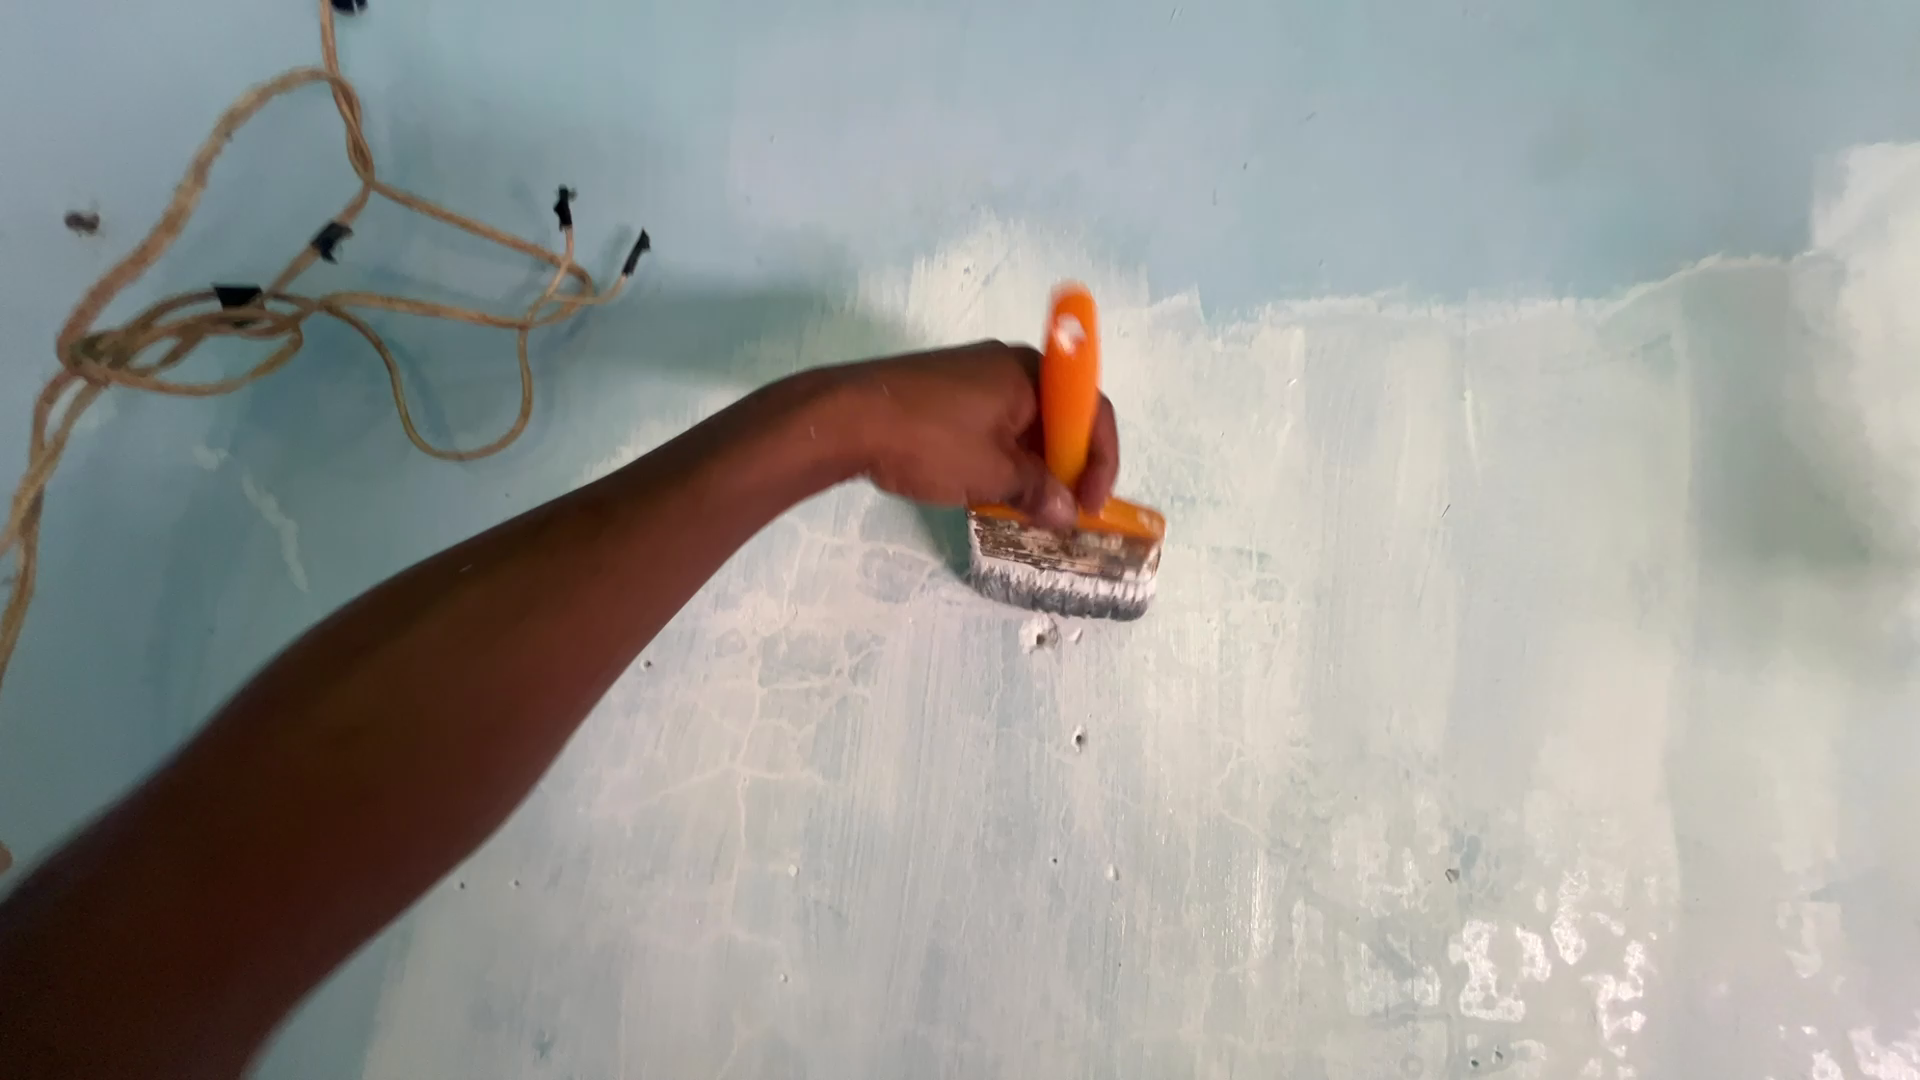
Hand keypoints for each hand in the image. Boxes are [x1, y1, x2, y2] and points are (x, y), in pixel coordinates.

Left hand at [831, 341, 1119, 530]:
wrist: (844, 418)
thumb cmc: (931, 441)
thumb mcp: (993, 474)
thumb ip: (1038, 491)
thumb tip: (1066, 512)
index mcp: (1031, 372)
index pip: (1091, 411)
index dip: (1101, 462)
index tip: (1090, 506)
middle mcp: (1007, 365)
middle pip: (1057, 417)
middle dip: (1064, 466)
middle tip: (1057, 509)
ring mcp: (972, 375)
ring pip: (1021, 424)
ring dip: (1030, 465)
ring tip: (1020, 505)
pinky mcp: (943, 391)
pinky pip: (990, 424)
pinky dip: (998, 456)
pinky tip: (984, 485)